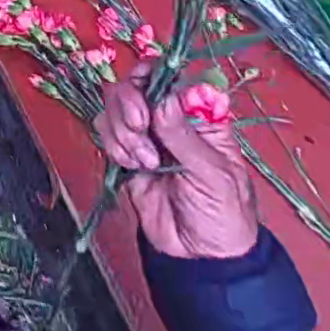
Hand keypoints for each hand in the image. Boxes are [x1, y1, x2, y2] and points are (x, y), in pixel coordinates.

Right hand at [96, 62, 258, 259]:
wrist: (200, 259)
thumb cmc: (223, 213)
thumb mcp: (213, 174)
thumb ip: (185, 137)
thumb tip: (164, 98)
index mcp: (197, 110)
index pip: (168, 71)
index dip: (150, 74)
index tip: (146, 96)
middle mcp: (168, 113)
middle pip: (135, 81)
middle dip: (130, 103)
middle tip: (141, 128)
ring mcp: (146, 131)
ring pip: (115, 103)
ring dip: (123, 130)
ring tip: (146, 161)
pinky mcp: (126, 152)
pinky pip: (106, 131)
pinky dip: (114, 145)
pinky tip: (133, 167)